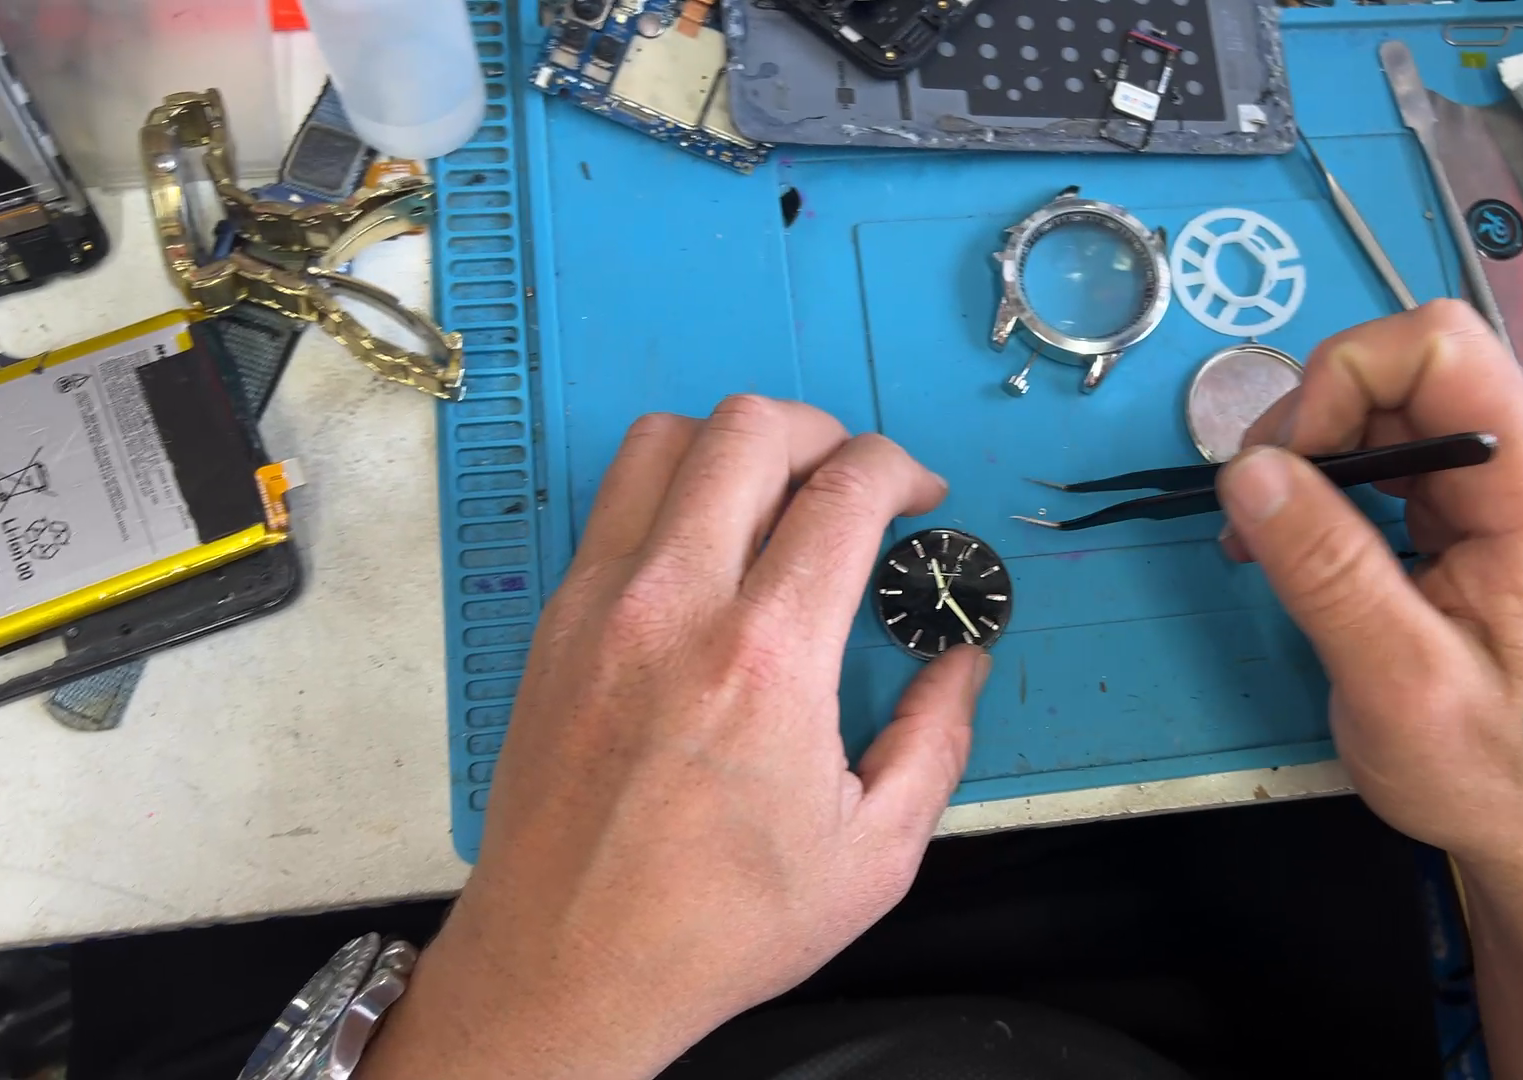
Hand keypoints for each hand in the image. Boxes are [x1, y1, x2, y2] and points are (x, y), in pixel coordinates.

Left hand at [361, 396, 991, 1078]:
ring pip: (671, 438)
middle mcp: (676, 603)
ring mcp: (601, 600)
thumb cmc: (722, 923)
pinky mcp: (557, 617)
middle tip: (857, 484)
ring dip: (744, 444)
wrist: (560, 973)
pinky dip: (681, 481)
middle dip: (828, 434)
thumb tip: (964, 660)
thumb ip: (940, 737)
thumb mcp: (877, 852)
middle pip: (752, 431)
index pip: (845, 491)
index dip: (900, 469)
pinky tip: (714, 540)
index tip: (922, 495)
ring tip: (783, 493)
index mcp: (770, 657)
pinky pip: (619, 494)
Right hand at [1216, 301, 1522, 872]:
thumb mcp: (1394, 679)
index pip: (1437, 348)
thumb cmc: (1483, 769)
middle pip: (1400, 376)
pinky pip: (1390, 457)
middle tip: (1255, 521)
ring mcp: (1513, 485)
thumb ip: (1324, 567)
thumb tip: (1246, 469)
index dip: (1336, 383)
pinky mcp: (1483, 511)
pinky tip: (1297, 543)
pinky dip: (1327, 487)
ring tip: (1265, 542)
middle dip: (1306, 431)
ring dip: (1307, 462)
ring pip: (1385, 412)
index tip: (1284, 474)